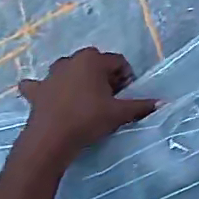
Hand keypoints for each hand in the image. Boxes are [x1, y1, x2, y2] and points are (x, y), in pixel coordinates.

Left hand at [16, 48, 156, 159]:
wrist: (51, 138)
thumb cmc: (88, 119)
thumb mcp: (119, 113)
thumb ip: (141, 105)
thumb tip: (163, 102)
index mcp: (92, 59)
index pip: (118, 62)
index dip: (126, 78)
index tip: (126, 97)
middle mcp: (71, 60)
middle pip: (95, 64)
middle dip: (104, 78)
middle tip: (109, 100)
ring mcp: (50, 74)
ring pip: (70, 72)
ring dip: (79, 81)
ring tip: (86, 102)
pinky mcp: (36, 89)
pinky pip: (40, 85)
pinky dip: (46, 89)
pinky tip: (47, 96)